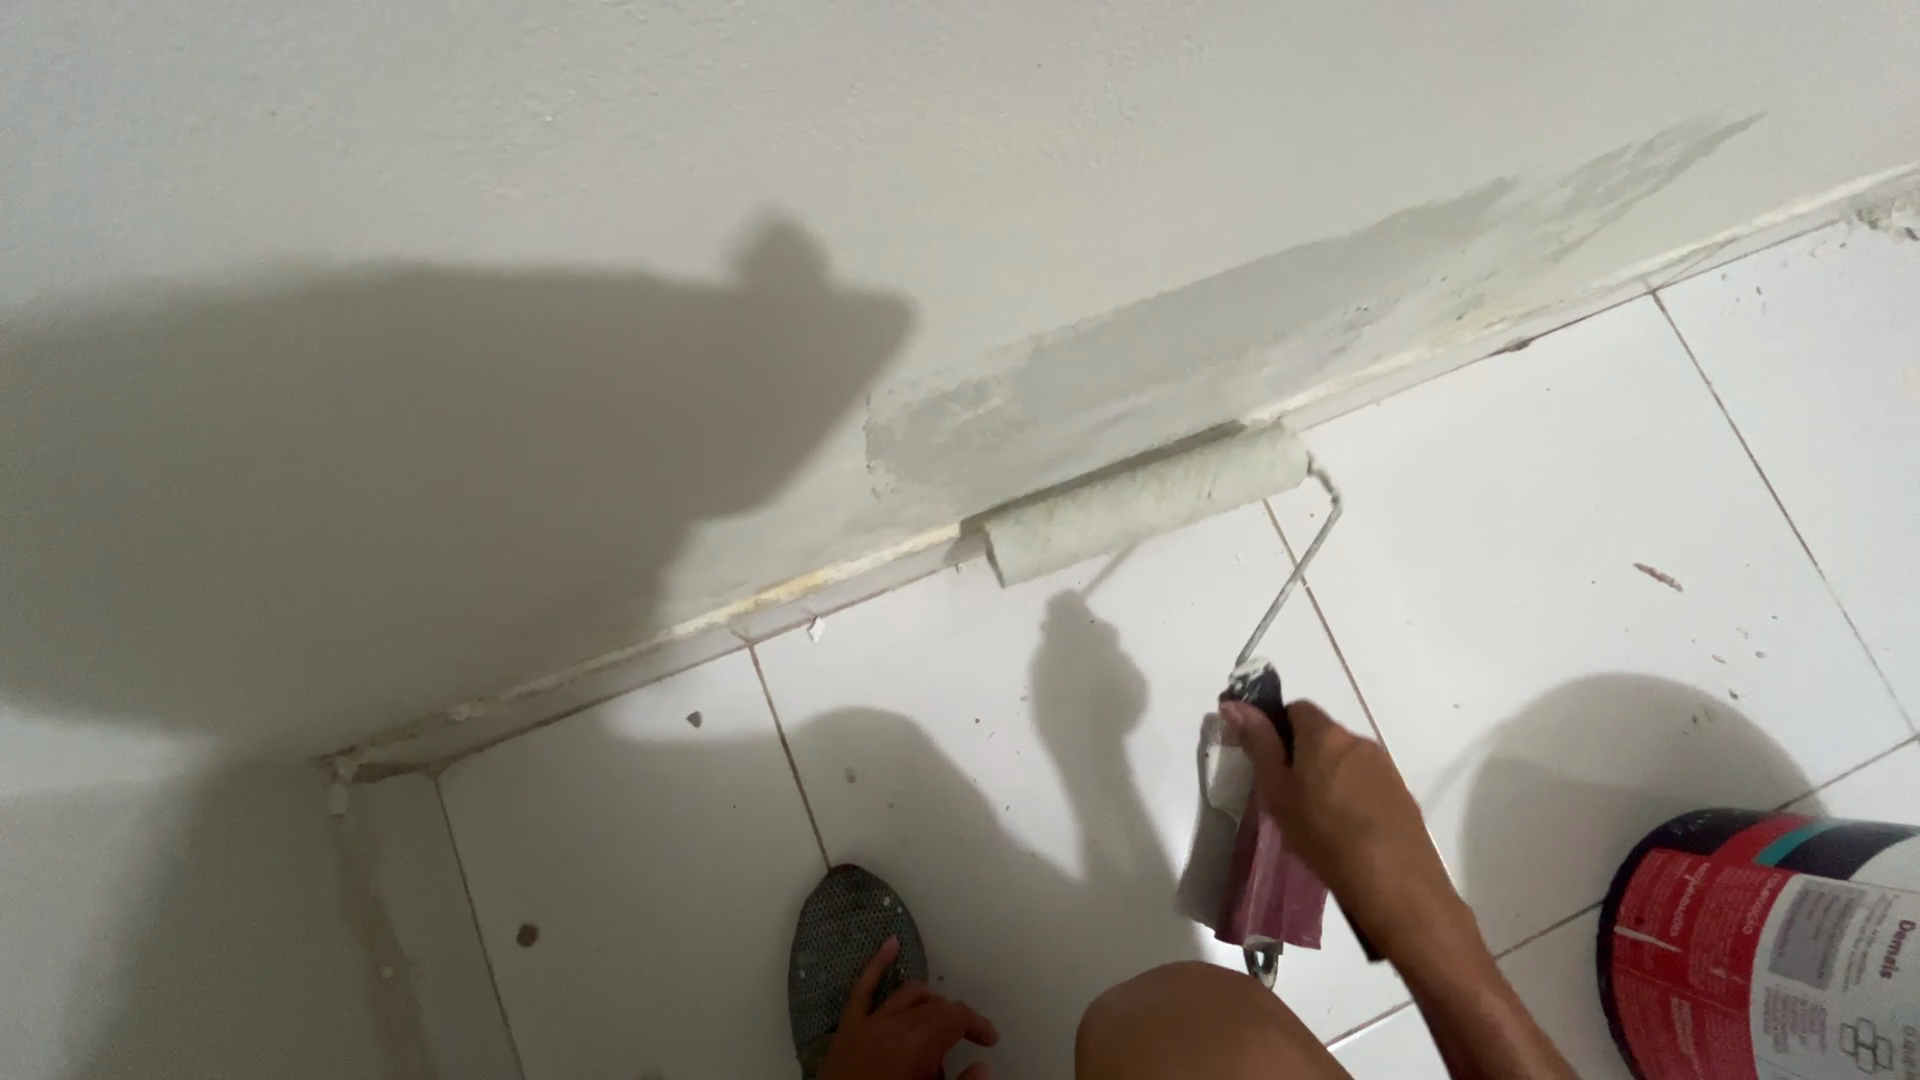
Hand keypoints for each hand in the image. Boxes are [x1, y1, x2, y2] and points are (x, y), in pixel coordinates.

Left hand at [818, 936, 998, 1079]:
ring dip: (927, 1001)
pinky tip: (891, 944)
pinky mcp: (848, 1027)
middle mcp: (893, 1026)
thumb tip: (985, 1067)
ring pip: (908, 994)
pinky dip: (878, 964)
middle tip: (962, 1043)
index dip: (977, 1024)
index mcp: (916, 1047)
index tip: (988, 1040)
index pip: (955, 1017)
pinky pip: (863, 988)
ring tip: (938, 1020)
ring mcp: (868, 1023)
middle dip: (953, 1019)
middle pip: (934, 1006)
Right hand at [1219, 699, 1475, 960]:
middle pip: (1322, 733)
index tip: (1267, 760)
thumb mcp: (1277, 790)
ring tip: (1315, 815)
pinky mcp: (1402, 794)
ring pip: (1344, 759)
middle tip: (1285, 791)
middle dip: (1301, 753)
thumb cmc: (1323, 833)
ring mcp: (1385, 767)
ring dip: (1327, 774)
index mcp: (1324, 734)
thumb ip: (1257, 742)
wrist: (1395, 885)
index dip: (1276, 727)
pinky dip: (1351, 793)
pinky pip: (1366, 781)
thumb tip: (1233, 703)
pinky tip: (1345, 828)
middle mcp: (1357, 740)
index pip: (1295, 708)